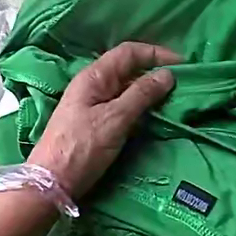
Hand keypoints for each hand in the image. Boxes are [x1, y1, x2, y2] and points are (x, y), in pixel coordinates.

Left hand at [28, 41, 181, 196]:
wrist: (52, 183)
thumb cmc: (81, 147)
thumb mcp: (115, 119)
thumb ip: (141, 94)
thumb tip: (167, 75)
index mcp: (94, 76)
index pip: (129, 52)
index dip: (156, 53)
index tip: (183, 64)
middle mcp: (94, 86)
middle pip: (129, 70)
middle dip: (156, 73)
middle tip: (183, 84)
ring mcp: (94, 106)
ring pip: (128, 90)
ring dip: (150, 92)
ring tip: (175, 100)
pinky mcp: (97, 125)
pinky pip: (124, 108)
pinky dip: (141, 109)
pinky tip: (156, 117)